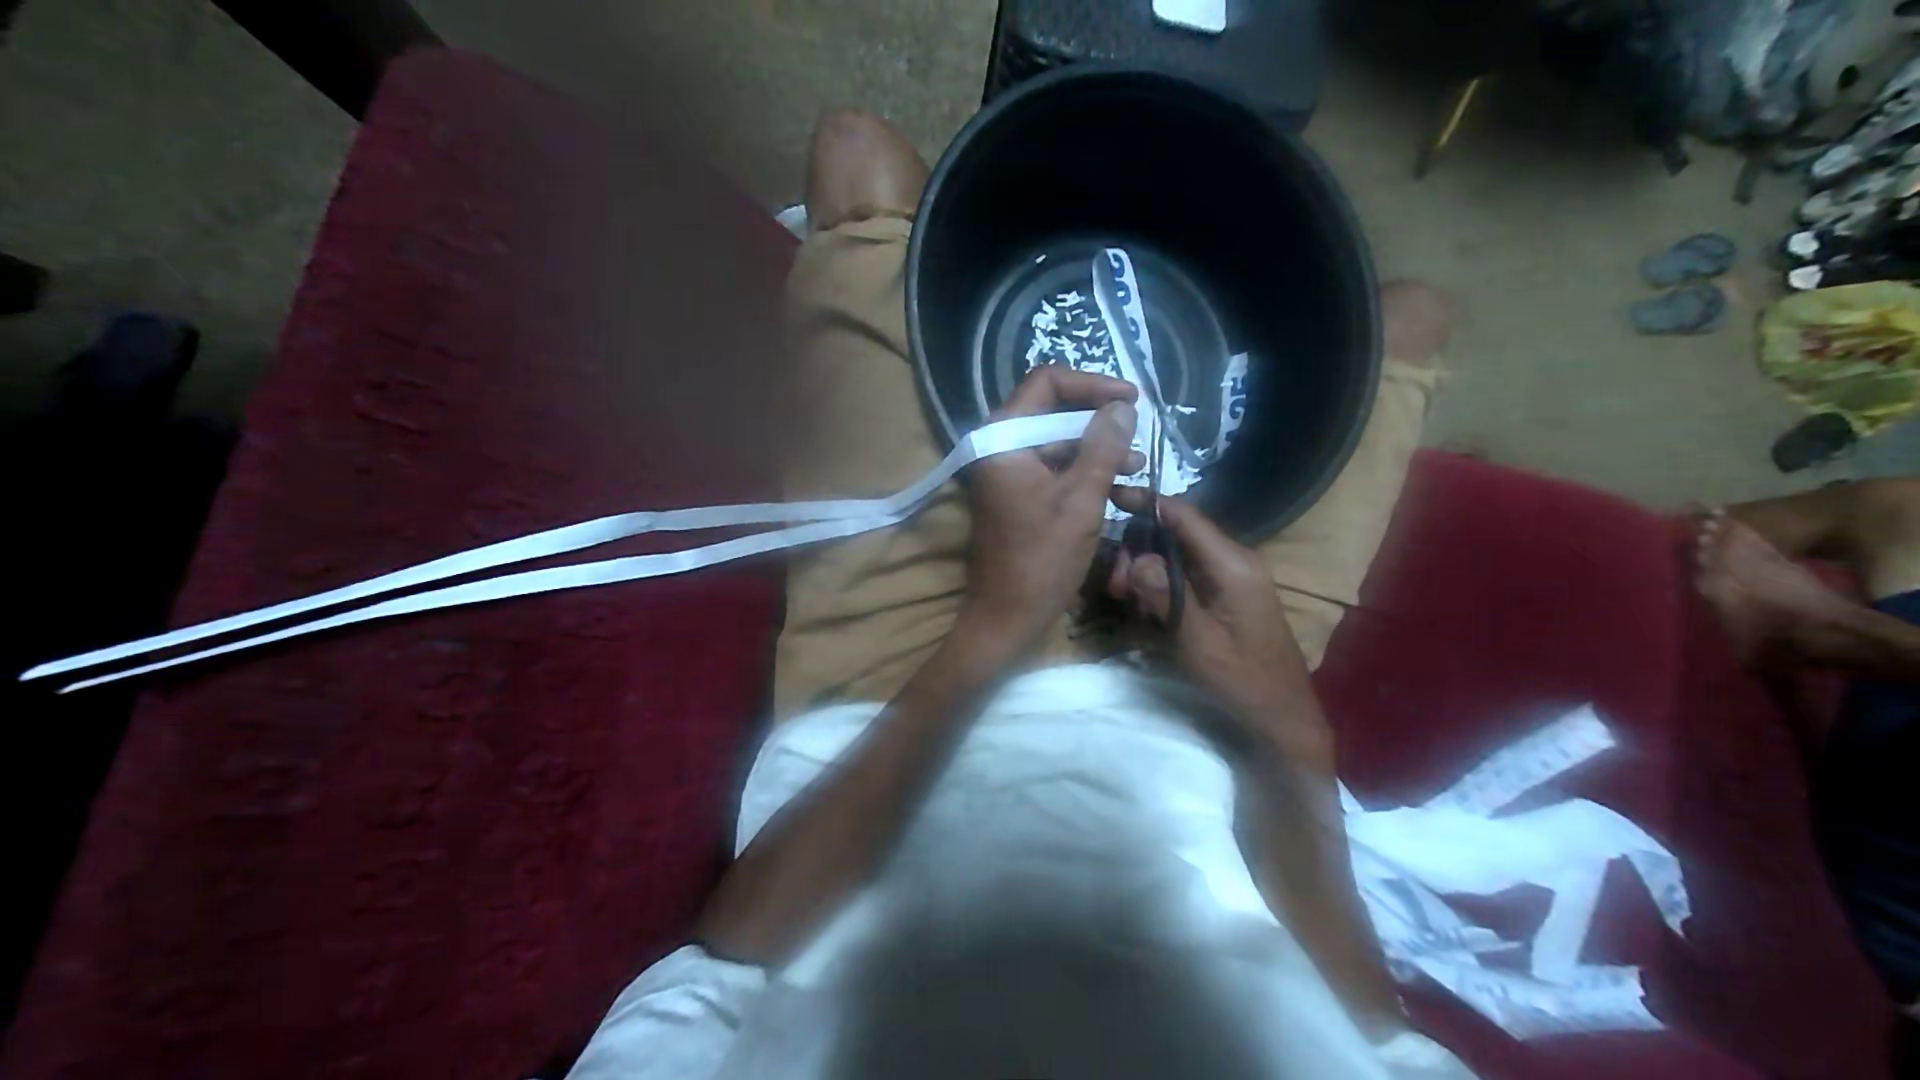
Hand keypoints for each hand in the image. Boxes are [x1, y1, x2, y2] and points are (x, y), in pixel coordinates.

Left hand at [961, 366, 1140, 648]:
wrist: (1007, 616)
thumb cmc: (1042, 558)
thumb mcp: (1082, 499)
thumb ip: (1103, 447)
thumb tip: (1123, 406)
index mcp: (1003, 439)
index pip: (1047, 383)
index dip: (1092, 385)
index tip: (1132, 399)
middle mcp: (999, 447)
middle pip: (1053, 411)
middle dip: (1099, 422)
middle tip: (1138, 434)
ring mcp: (1007, 472)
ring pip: (1057, 444)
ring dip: (1097, 451)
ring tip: (1137, 467)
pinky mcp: (1017, 495)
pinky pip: (1054, 470)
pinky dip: (1084, 475)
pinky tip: (1120, 489)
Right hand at [1105, 489, 1325, 754]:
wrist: (1279, 713)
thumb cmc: (1240, 678)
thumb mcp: (1196, 640)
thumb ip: (1166, 594)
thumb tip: (1137, 558)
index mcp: (1232, 564)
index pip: (1183, 515)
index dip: (1146, 502)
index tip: (1111, 496)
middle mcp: (1234, 560)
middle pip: (1174, 534)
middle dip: (1138, 551)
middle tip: (1114, 586)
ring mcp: (1231, 575)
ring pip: (1175, 553)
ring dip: (1145, 570)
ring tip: (1127, 601)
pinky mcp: (1226, 591)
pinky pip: (1184, 573)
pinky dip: (1160, 583)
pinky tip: (1146, 609)